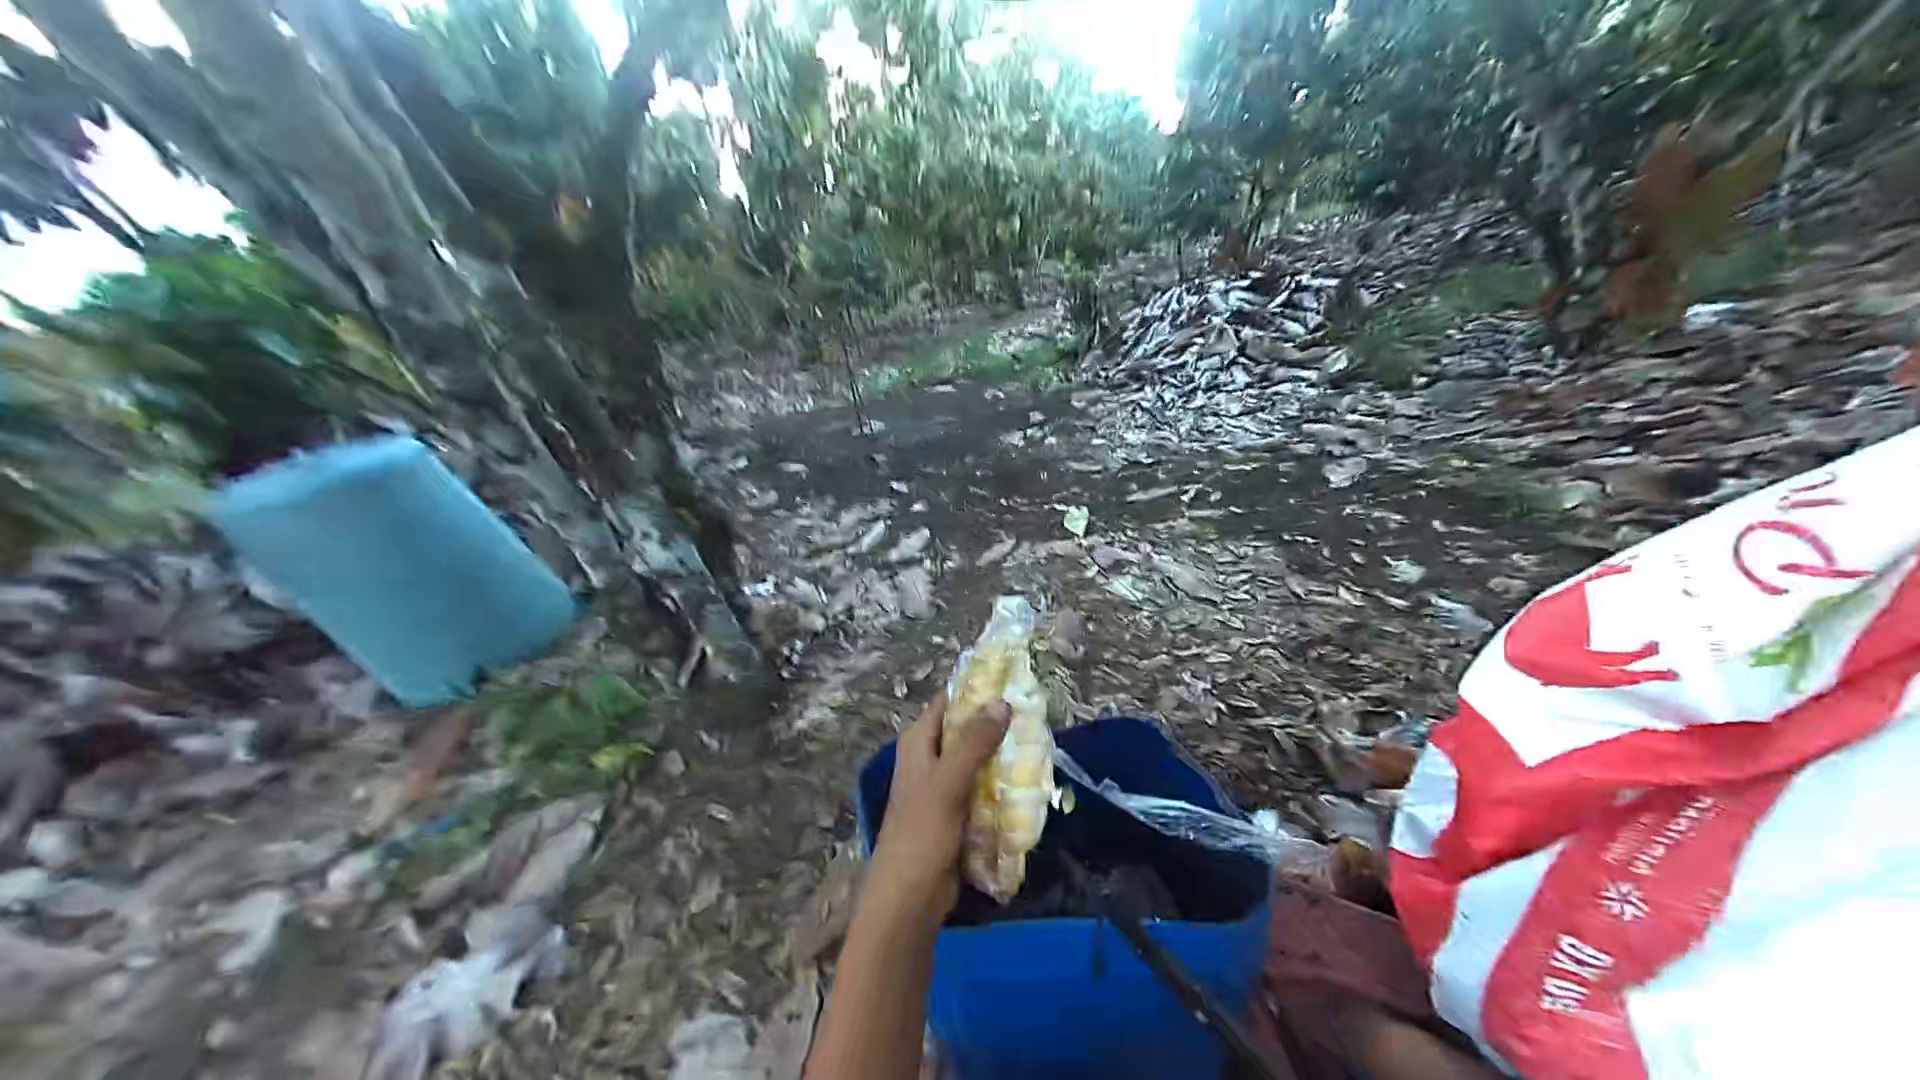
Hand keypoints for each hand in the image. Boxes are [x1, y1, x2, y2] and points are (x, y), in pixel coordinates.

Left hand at [867, 694, 1010, 924]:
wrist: (910, 896)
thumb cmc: (922, 832)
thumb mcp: (948, 781)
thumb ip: (974, 742)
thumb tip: (1002, 702)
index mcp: (918, 742)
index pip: (948, 702)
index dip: (976, 690)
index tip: (1012, 682)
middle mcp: (928, 758)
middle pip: (965, 730)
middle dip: (995, 724)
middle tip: (1033, 716)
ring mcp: (942, 786)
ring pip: (976, 760)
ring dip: (1000, 755)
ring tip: (1037, 745)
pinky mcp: (955, 812)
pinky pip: (980, 787)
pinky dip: (999, 783)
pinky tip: (1025, 782)